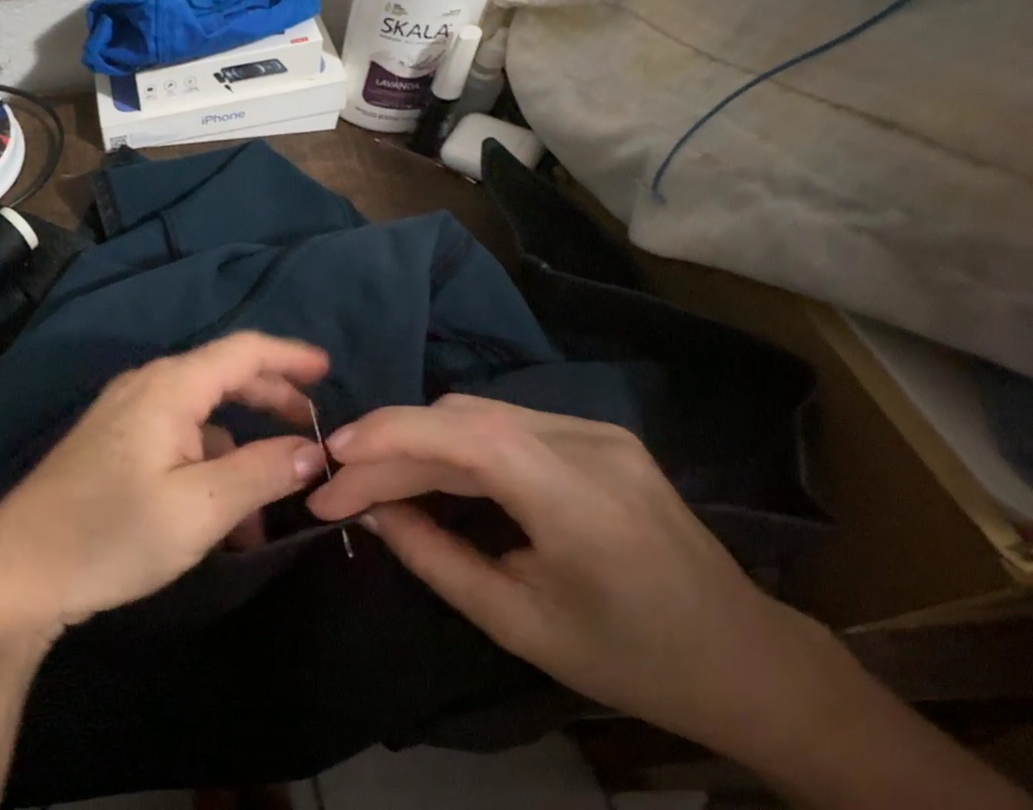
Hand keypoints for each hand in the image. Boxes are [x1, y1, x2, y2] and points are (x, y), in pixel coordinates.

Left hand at [0, 332, 331, 634]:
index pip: (242, 350)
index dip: (290, 356)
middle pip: (222, 378)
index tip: (331, 371)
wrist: (19, 572)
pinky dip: (208, 471)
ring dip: (241, 455)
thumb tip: (315, 451)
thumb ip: (263, 471)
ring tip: (274, 508)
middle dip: (272, 402)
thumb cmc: (111, 534)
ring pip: (201, 421)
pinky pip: (175, 444)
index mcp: (167, 387)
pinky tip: (224, 523)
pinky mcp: (110, 449)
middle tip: (316, 431)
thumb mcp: (199, 508)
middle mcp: (143, 389)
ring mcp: (122, 418)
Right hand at [305, 394, 818, 747]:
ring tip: (369, 485)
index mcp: (580, 498)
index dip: (388, 435)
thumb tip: (370, 512)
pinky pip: (501, 425)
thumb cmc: (631, 658)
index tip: (327, 462)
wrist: (745, 658)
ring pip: (475, 414)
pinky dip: (448, 446)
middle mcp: (589, 444)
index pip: (466, 435)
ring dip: (414, 444)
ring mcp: (597, 433)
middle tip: (336, 492)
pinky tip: (424, 476)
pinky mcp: (595, 437)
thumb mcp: (516, 622)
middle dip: (387, 449)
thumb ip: (434, 556)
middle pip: (461, 420)